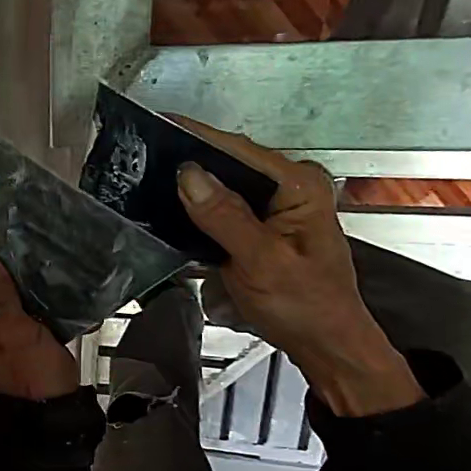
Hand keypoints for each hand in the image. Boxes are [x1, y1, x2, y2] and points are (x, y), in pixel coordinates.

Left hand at [0, 250, 80, 401]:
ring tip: (36, 272)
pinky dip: (25, 299)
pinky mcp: (13, 339)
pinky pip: (13, 309)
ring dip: (14, 286)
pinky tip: (42, 292)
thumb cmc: (34, 378)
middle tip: (24, 260)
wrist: (55, 417)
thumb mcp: (17, 331)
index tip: (4, 252)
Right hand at [168, 117, 423, 416]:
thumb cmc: (305, 307)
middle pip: (230, 163)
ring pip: (225, 185)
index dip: (194, 137)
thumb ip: (225, 217)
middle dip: (189, 162)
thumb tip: (188, 174)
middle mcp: (291, 186)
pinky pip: (227, 207)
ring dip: (193, 188)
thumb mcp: (261, 262)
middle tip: (142, 159)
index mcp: (299, 185)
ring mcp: (279, 205)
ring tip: (150, 181)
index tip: (157, 124)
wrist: (327, 345)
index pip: (237, 149)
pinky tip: (177, 212)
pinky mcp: (265, 225)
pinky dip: (202, 211)